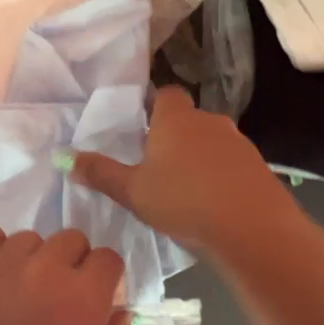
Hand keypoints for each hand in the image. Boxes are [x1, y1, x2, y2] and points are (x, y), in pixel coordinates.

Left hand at [0, 223, 131, 324]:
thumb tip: (118, 308)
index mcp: (84, 296)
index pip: (108, 258)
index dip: (107, 279)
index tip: (100, 303)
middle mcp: (44, 270)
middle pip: (71, 239)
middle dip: (76, 264)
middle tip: (63, 300)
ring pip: (28, 238)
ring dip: (35, 258)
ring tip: (27, 293)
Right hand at [73, 86, 300, 254]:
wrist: (253, 230)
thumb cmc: (183, 201)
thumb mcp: (132, 191)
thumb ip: (99, 173)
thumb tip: (63, 157)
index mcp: (176, 119)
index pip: (166, 94)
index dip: (153, 107)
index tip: (141, 130)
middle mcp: (209, 121)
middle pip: (188, 120)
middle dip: (173, 137)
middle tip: (154, 166)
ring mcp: (239, 143)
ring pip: (211, 142)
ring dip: (198, 157)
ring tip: (182, 189)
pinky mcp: (259, 167)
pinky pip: (230, 164)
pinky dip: (219, 176)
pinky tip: (210, 203)